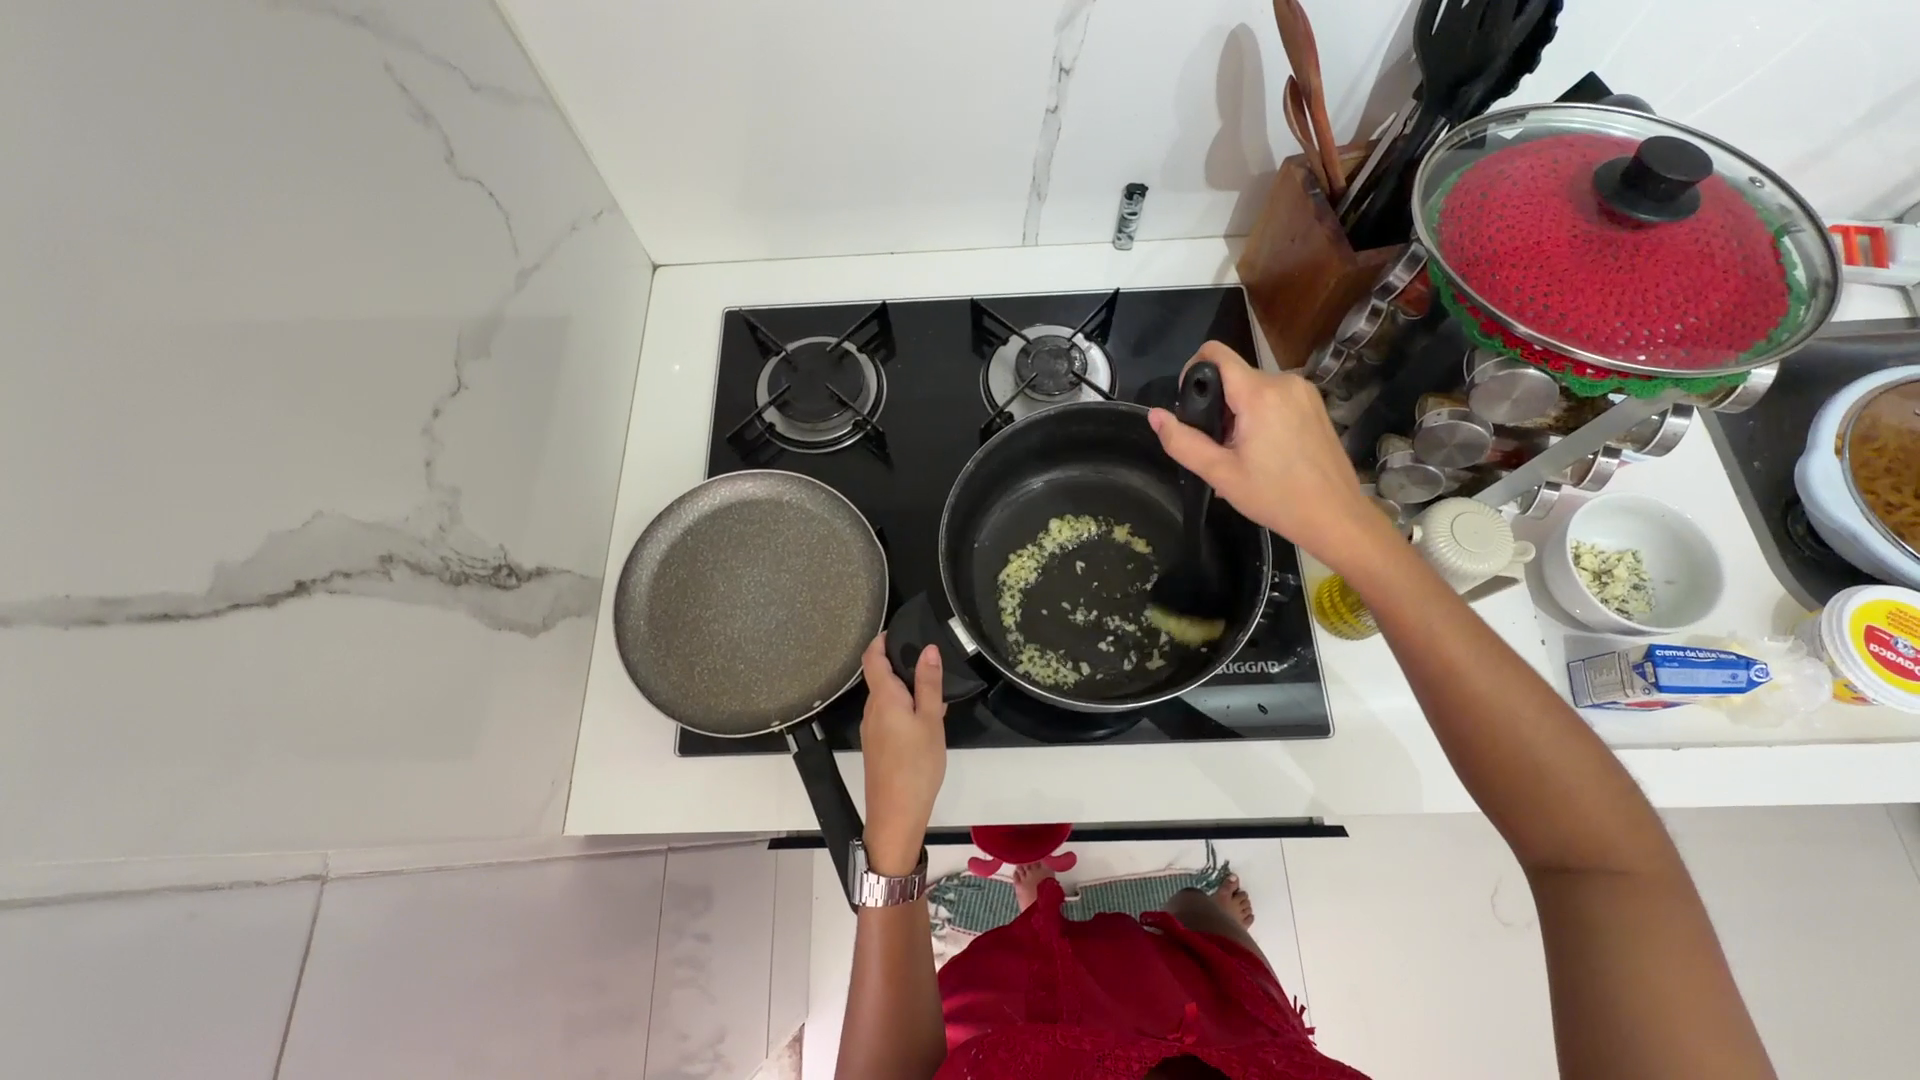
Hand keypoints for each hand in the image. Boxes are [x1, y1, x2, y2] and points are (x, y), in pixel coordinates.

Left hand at [858, 634, 946, 874]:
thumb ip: (929, 684)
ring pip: (886, 698)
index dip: (880, 640)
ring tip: (935, 691)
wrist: (896, 814)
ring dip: (905, 689)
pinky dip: (903, 708)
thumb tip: (928, 649)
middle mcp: (871, 710)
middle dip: (900, 665)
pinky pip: (888, 716)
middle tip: (930, 662)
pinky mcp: (877, 746)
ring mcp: (871, 730)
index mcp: (883, 698)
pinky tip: (925, 721)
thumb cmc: (916, 764)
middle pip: (880, 677)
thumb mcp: (931, 721)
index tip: (897, 630)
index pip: (872, 658)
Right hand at [1147, 341, 1396, 574]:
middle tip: (1217, 446)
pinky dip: (1260, 417)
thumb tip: (1154, 415)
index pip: (1215, 353)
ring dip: (1239, 414)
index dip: (1193, 370)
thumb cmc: (1276, 497)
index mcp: (1259, 394)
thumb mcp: (1220, 473)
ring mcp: (1303, 392)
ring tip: (1240, 454)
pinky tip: (1263, 452)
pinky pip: (1274, 399)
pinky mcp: (1315, 405)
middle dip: (1218, 405)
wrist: (1335, 515)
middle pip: (1234, 376)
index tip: (1190, 404)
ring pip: (1254, 389)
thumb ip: (1182, 442)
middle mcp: (1284, 382)